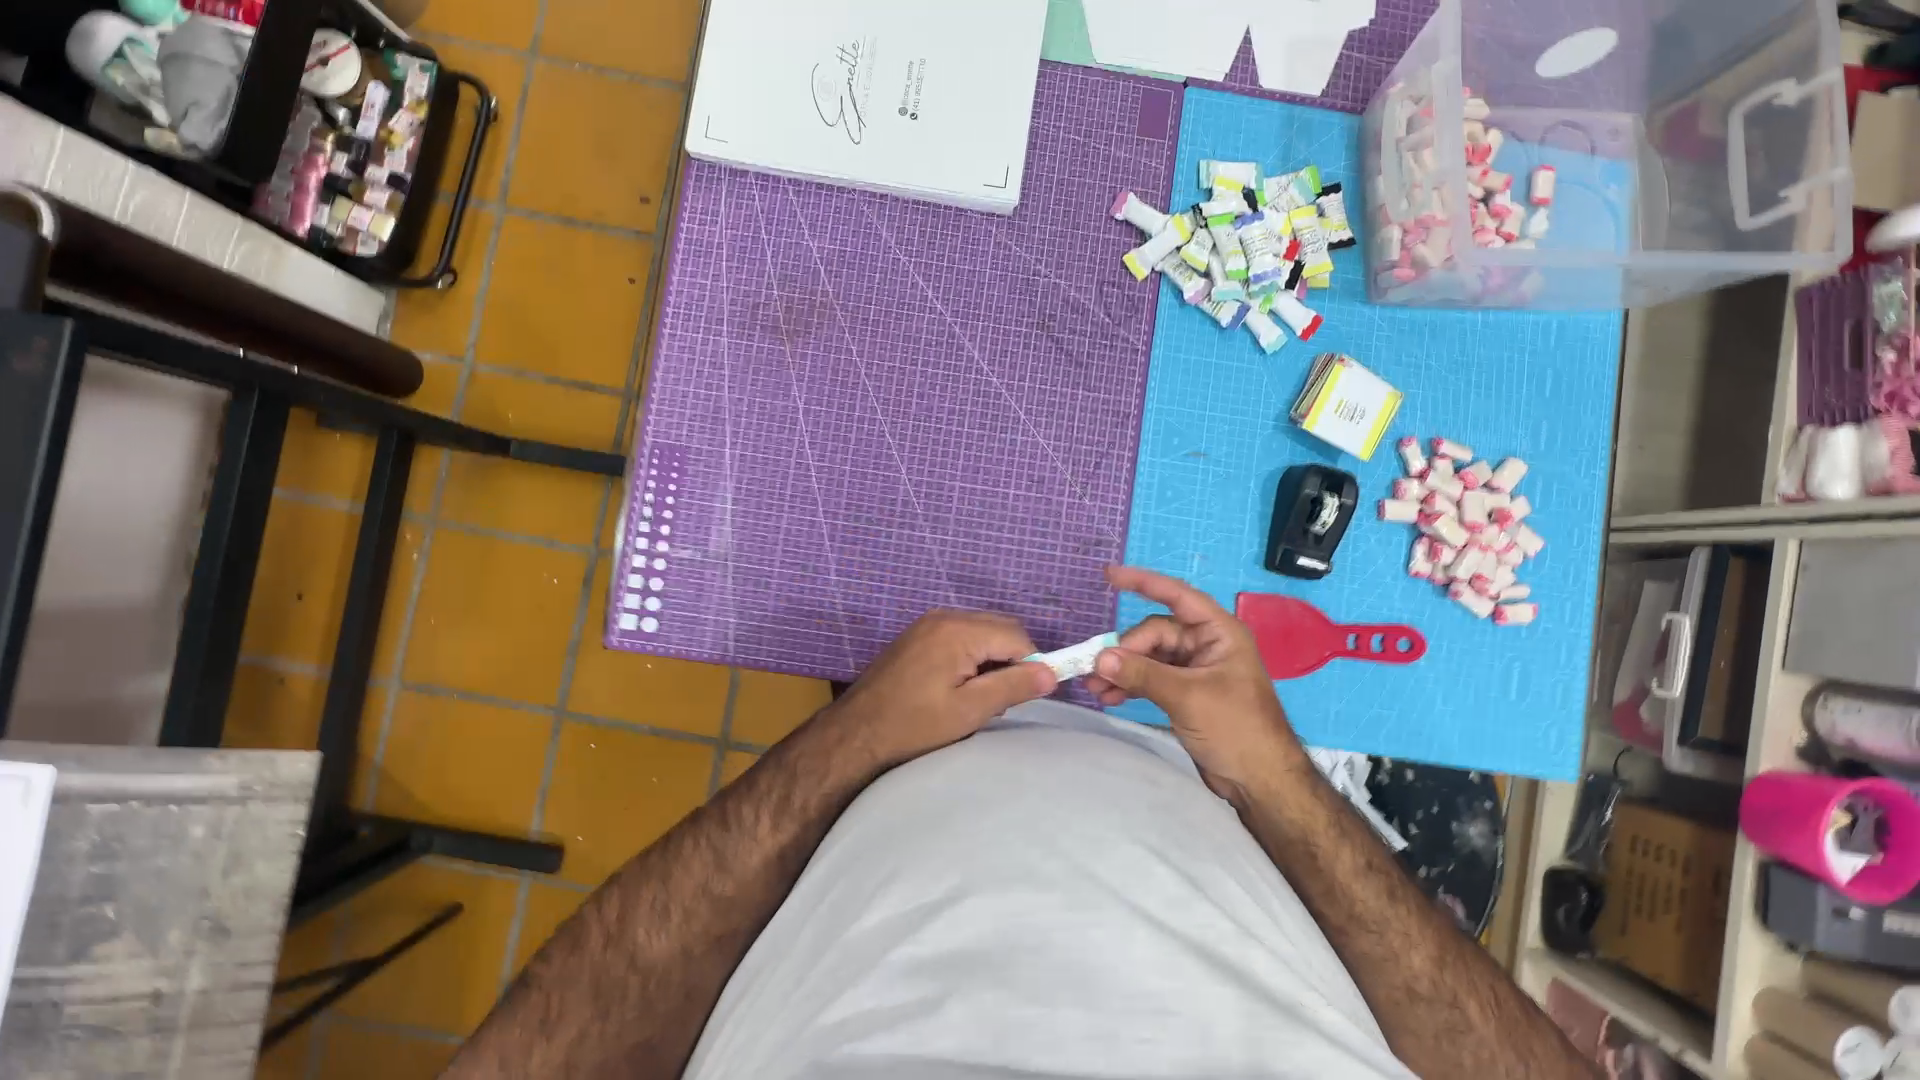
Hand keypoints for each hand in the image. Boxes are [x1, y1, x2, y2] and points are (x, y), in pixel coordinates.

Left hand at [823, 610, 1056, 769]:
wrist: (855, 733)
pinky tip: (959, 689)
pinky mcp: (919, 635)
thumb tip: (1052, 674)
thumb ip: (1012, 687)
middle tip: (999, 700)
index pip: (1018, 636)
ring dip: (992, 661)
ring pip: (983, 633)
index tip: (1026, 697)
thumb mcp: (969, 710)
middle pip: (1001, 629)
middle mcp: (945, 616)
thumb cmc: (913, 725)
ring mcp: (929, 623)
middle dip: (1011, 661)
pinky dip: (972, 658)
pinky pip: (962, 637)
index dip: (1030, 665)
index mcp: (959, 630)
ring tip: (977, 699)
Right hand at [1086, 565, 1308, 802]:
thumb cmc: (1236, 729)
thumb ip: (1143, 674)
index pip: (1177, 596)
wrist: (1260, 780)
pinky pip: (1150, 679)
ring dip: (1123, 670)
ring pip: (1149, 658)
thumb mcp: (1188, 697)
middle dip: (1125, 650)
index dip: (1143, 583)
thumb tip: (1101, 658)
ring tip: (1096, 688)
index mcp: (1219, 632)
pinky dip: (1130, 686)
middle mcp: (1206, 645)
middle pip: (1155, 634)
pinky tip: (1110, 698)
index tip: (1109, 575)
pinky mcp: (1185, 694)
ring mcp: (1194, 670)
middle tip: (1098, 672)